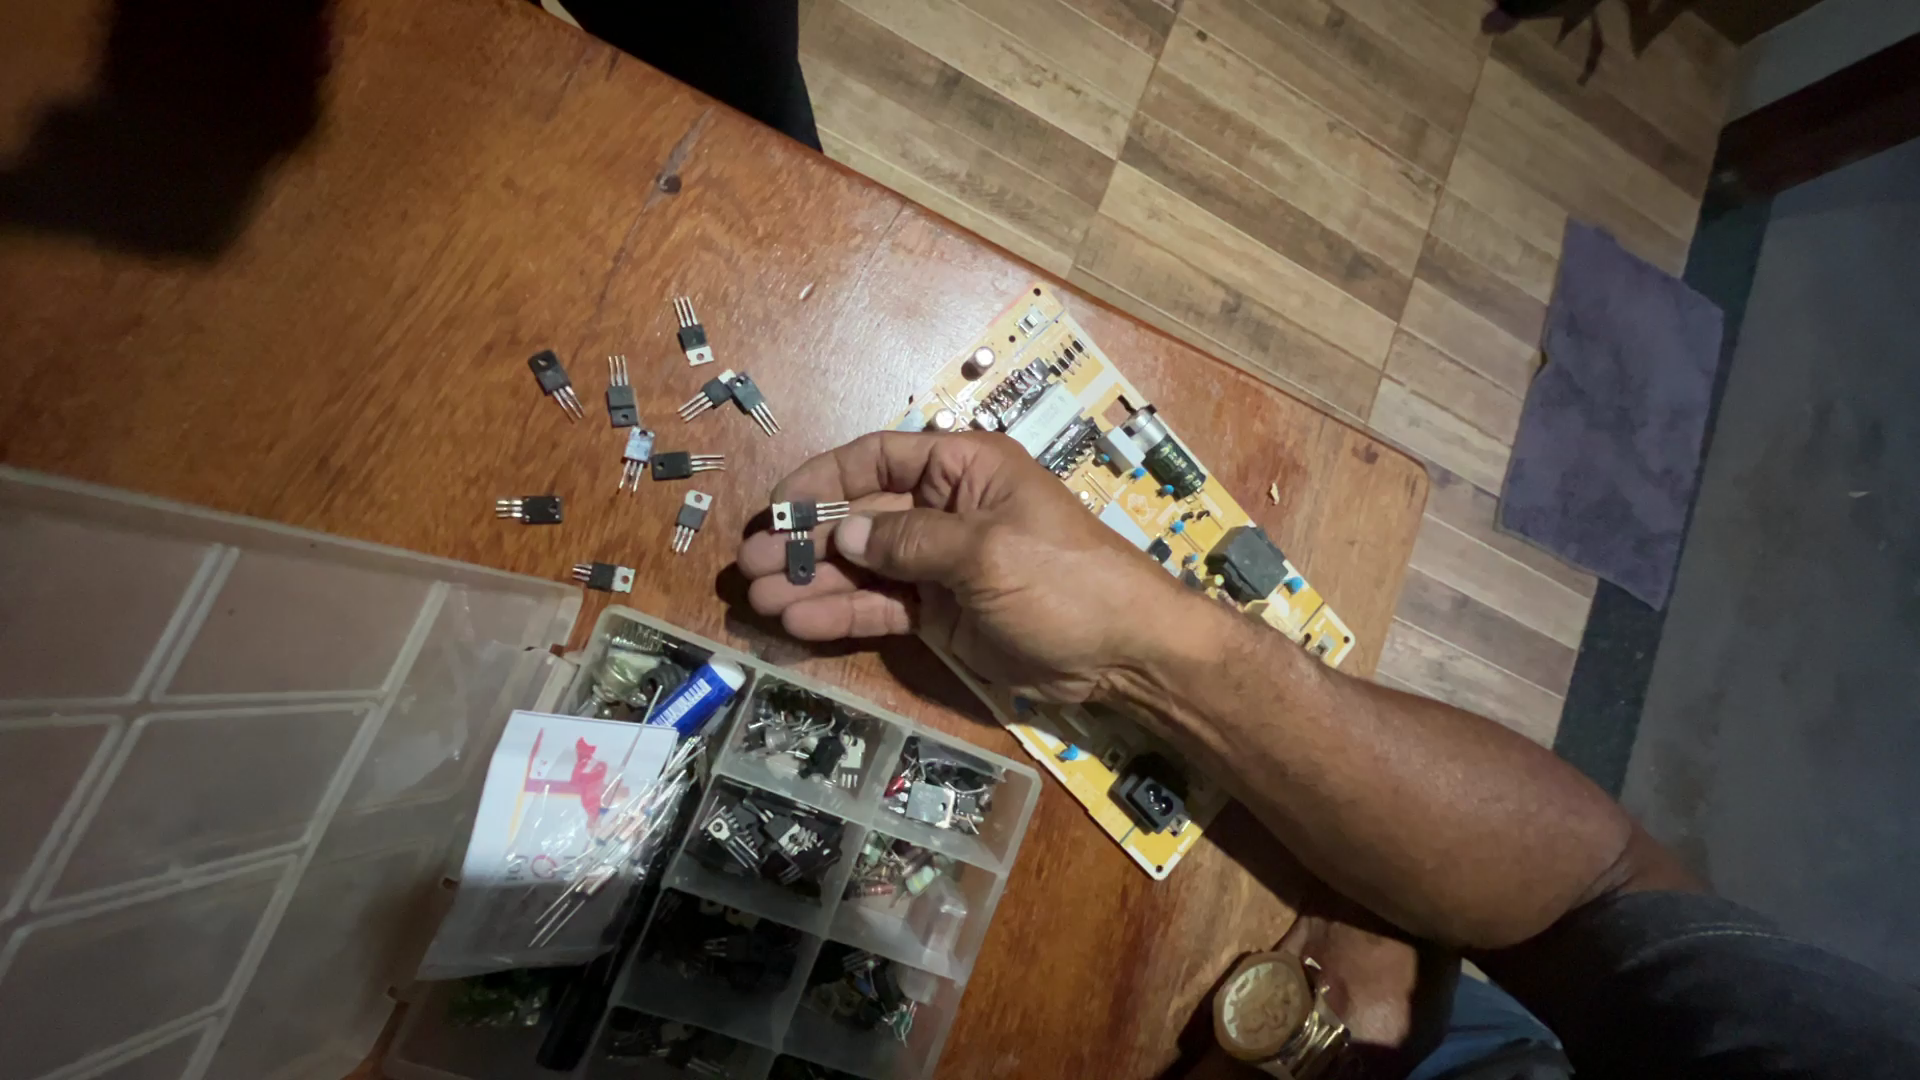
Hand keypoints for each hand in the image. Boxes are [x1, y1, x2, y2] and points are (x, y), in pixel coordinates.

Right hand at [735, 431, 1206, 701]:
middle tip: (750, 567)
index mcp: (962, 469)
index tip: (776, 508)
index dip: (823, 479)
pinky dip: (843, 613)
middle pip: (860, 517)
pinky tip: (800, 623)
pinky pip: (882, 606)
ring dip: (813, 582)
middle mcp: (943, 509)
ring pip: (863, 566)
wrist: (1121, 651)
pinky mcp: (938, 611)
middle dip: (806, 541)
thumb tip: (843, 532)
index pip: (878, 458)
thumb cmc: (1063, 579)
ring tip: (759, 601)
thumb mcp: (987, 550)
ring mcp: (938, 564)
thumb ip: (910, 540)